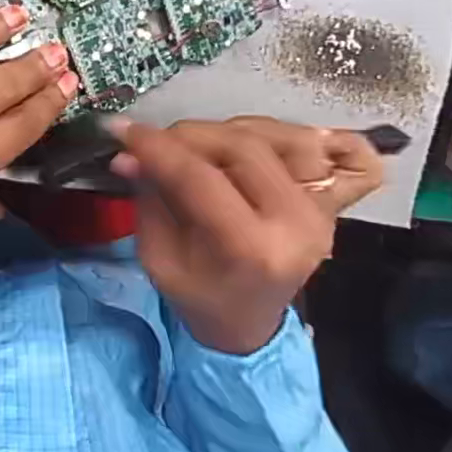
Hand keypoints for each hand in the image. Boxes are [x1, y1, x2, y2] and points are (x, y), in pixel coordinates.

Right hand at [107, 116, 382, 353]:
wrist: (247, 321)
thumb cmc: (197, 295)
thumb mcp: (158, 257)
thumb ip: (149, 199)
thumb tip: (128, 154)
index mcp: (250, 249)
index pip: (199, 177)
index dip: (156, 147)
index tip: (122, 130)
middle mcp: (296, 223)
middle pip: (242, 147)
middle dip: (187, 135)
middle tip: (154, 142)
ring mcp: (322, 210)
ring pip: (277, 137)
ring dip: (226, 130)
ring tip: (194, 145)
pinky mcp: (330, 201)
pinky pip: (326, 150)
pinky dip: (294, 135)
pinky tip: (258, 139)